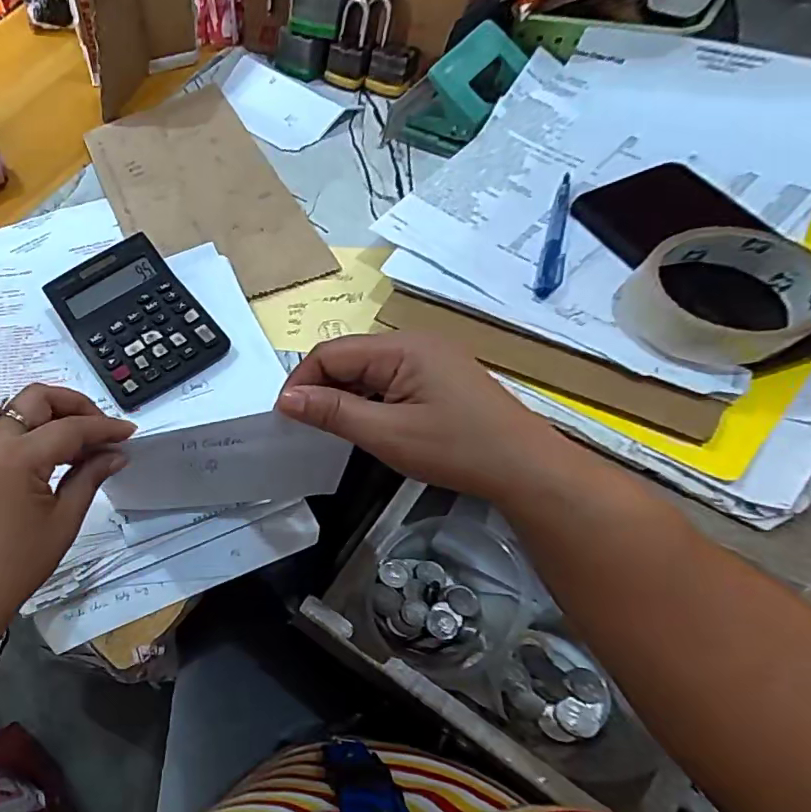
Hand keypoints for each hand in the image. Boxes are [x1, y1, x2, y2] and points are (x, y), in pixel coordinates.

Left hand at [0, 385, 136, 640]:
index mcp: (16, 457)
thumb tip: (115, 454)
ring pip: (20, 411)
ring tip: (85, 444)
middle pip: (36, 399)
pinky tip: (59, 455)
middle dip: (74, 405)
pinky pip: (9, 431)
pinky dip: (36, 431)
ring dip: (54, 417)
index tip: (129, 434)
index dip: (103, 427)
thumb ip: (89, 477)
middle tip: (101, 429)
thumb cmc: (21, 562)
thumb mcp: (64, 520)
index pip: (69, 427)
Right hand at [277, 331, 577, 501]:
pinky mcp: (437, 377)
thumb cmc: (456, 449)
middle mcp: (414, 343)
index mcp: (402, 348)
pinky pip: (387, 380)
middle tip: (304, 426)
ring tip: (332, 429)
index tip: (285, 416)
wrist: (525, 468)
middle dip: (320, 388)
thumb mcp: (386, 433)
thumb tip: (286, 399)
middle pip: (348, 358)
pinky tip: (366, 424)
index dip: (302, 381)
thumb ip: (333, 412)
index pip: (331, 353)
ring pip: (366, 371)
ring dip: (343, 396)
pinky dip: (367, 400)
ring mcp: (429, 359)